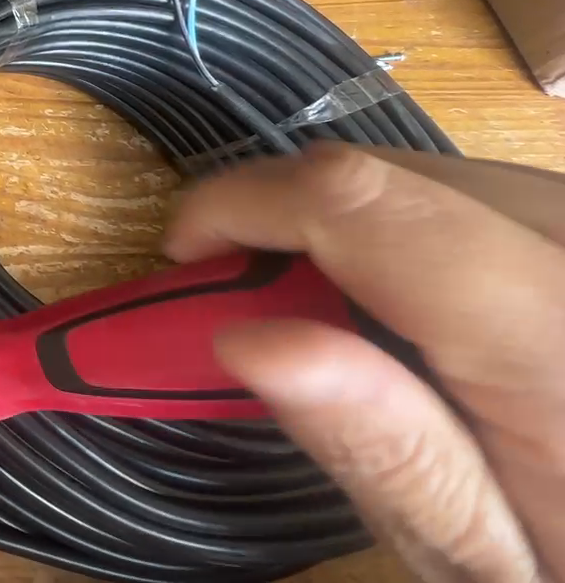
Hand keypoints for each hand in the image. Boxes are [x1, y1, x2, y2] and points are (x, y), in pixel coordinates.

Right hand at [167, 144, 564, 582]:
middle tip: (272, 314)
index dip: (237, 202)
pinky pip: (465, 188)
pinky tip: (432, 307)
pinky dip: (409, 231)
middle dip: (283, 228)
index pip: (353, 200)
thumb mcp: (482, 558)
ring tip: (361, 320)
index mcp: (554, 342)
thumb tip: (244, 341)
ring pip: (409, 172)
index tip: (189, 260)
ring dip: (345, 229)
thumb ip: (386, 452)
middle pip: (368, 178)